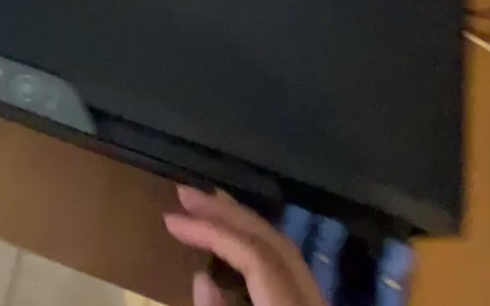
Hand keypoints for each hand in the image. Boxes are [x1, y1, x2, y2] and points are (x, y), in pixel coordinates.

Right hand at [165, 186, 328, 305]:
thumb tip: (202, 278)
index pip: (255, 255)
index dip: (212, 231)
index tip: (171, 219)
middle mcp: (315, 298)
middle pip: (274, 242)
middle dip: (227, 214)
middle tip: (184, 194)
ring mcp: (319, 301)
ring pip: (285, 249)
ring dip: (242, 223)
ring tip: (205, 205)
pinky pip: (288, 265)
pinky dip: (258, 244)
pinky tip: (234, 242)